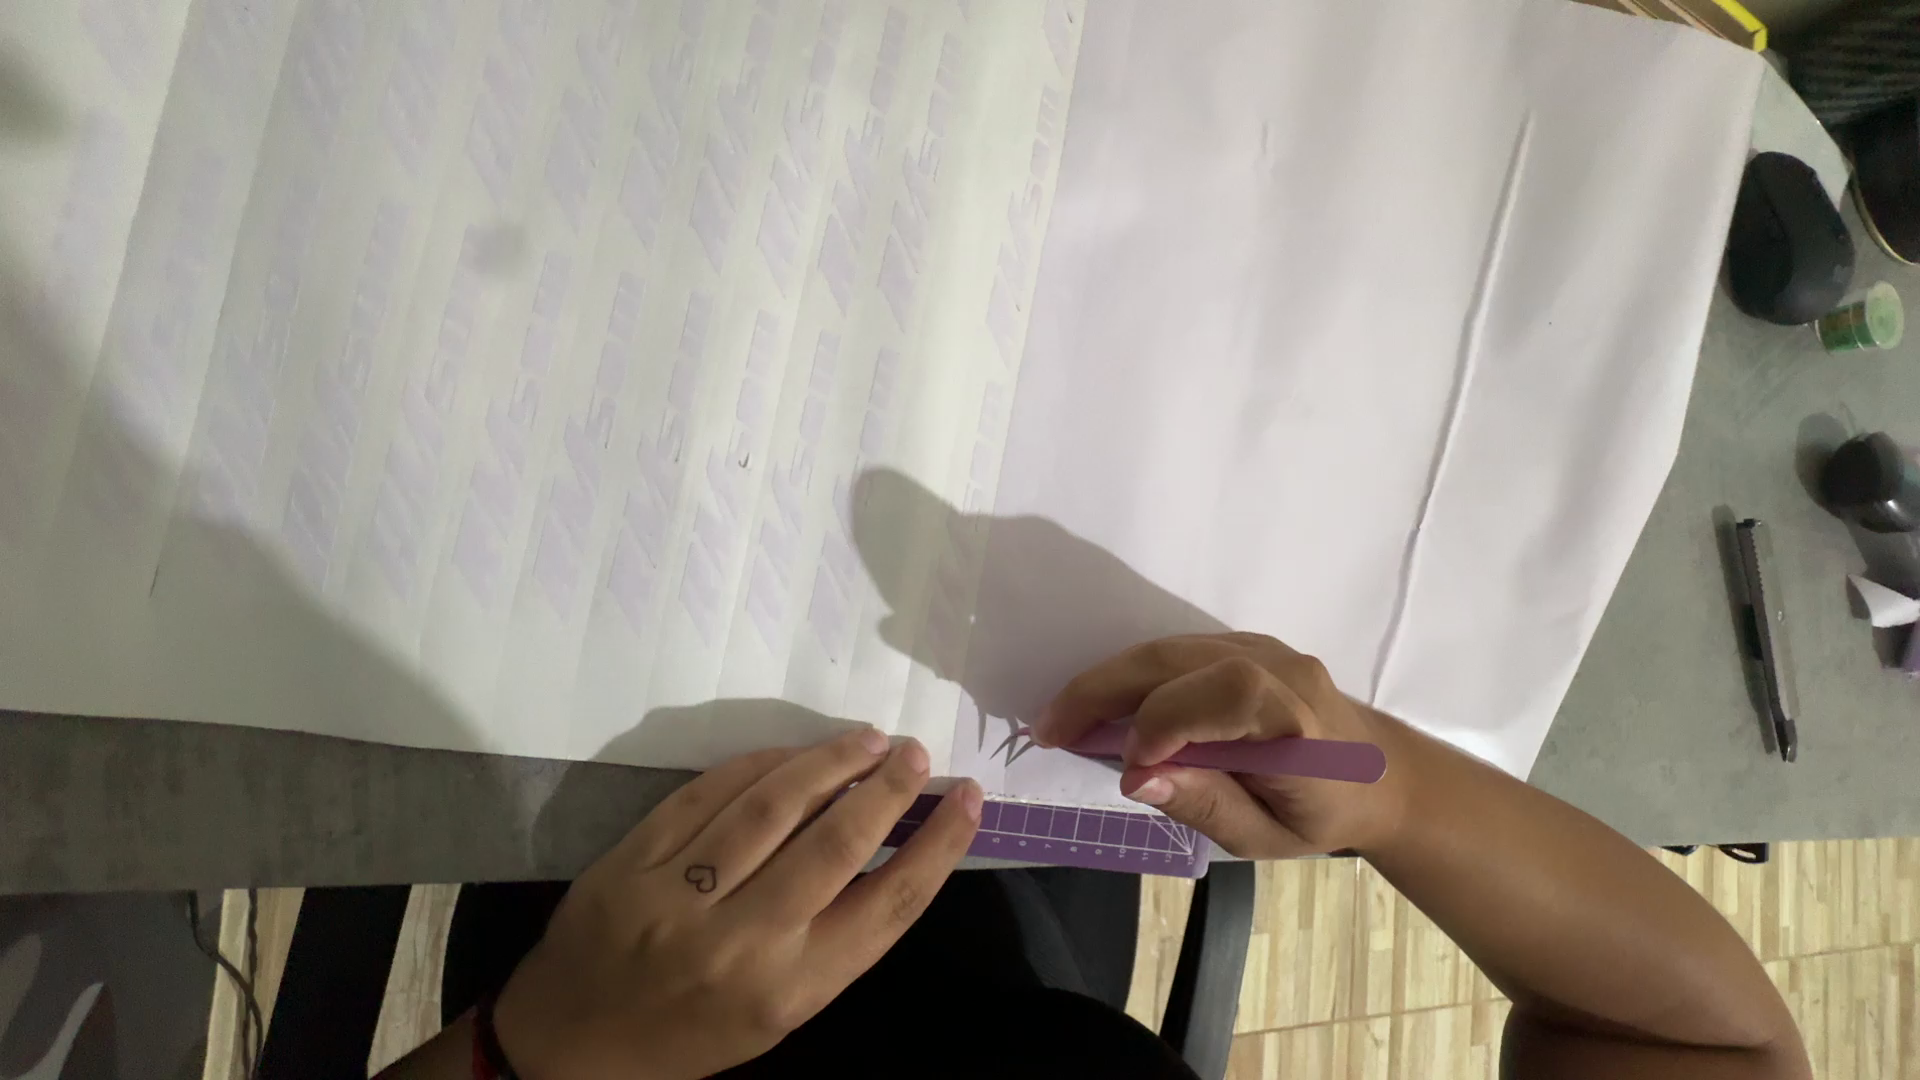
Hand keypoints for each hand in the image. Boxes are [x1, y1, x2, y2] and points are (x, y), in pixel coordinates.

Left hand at [492, 730, 982, 1079]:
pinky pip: (711, 792)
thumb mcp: (784, 1004)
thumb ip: (839, 926)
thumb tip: (888, 830)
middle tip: (915, 751)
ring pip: (774, 806)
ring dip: (830, 762)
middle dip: (887, 789)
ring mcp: (680, 898)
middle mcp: (743, 943)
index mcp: (792, 988)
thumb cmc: (697, 1028)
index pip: (889, 905)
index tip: (968, 797)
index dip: (939, 844)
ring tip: (867, 739)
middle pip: (837, 845)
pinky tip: (795, 752)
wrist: (571, 1044)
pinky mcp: (635, 860)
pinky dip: (764, 762)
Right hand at [1032, 633, 1411, 857]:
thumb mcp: (1266, 838)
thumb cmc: (1320, 815)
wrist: (1377, 771)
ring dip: (1104, 678)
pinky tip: (1103, 702)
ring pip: (1163, 648)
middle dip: (1102, 689)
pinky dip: (1128, 673)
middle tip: (1048, 727)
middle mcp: (1280, 669)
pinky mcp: (1241, 642)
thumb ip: (1206, 804)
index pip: (1225, 696)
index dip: (1165, 721)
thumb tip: (1135, 777)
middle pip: (1175, 660)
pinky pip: (1172, 650)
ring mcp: (1260, 646)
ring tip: (1063, 716)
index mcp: (1298, 724)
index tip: (1127, 766)